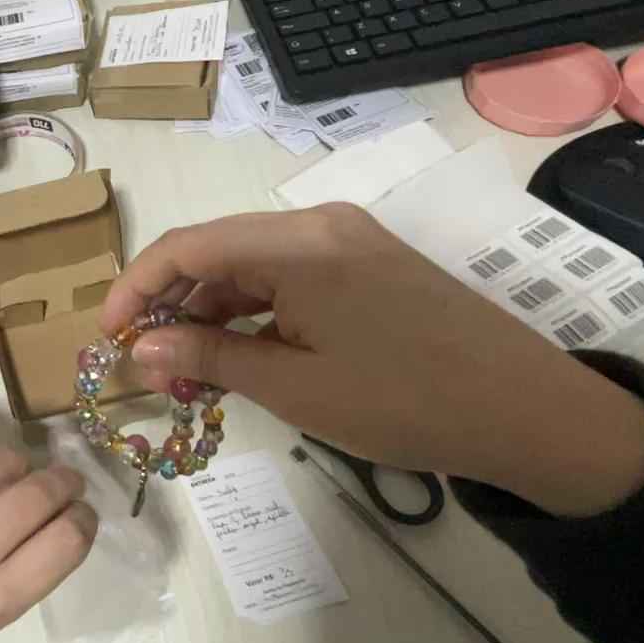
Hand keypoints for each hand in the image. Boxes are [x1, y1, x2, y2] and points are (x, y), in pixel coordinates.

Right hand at [100, 204, 643, 516]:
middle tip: (147, 362)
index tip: (108, 335)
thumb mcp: (293, 387)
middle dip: (169, 305)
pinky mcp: (362, 264)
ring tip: (187, 372)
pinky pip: (283, 279)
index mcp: (298, 244)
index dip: (135, 287)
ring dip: (208, 314)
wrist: (535, 416)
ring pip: (246, 267)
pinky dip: (250, 315)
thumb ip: (207, 357)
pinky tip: (236, 356)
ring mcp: (344, 241)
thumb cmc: (405, 402)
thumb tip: (140, 348)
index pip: (187, 247)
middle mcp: (317, 226)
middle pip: (213, 252)